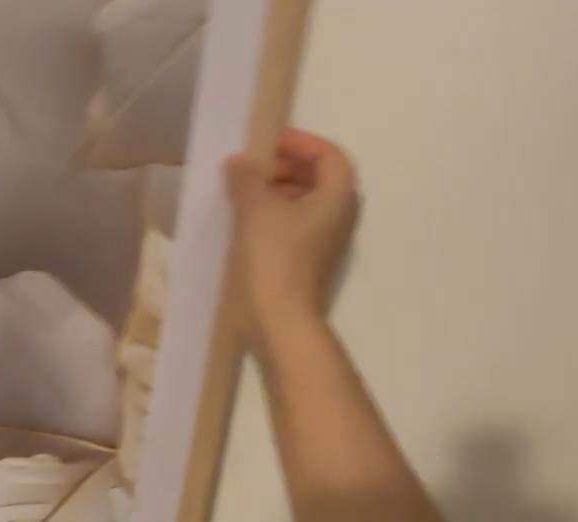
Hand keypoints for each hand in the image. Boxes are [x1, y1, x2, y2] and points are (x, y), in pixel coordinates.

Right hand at [224, 129, 359, 348]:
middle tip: (249, 170)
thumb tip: (238, 162)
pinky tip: (244, 230)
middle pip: (317, 179)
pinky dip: (272, 221)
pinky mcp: (306, 266)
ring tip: (241, 198)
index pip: (327, 154)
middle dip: (284, 169)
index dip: (298, 143)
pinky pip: (292, 231)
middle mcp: (340, 216)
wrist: (279, 323)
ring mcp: (324, 244)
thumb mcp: (256, 212)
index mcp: (339, 195)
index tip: (265, 143)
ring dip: (274, 196)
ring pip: (303, 206)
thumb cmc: (274, 260)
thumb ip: (247, 181)